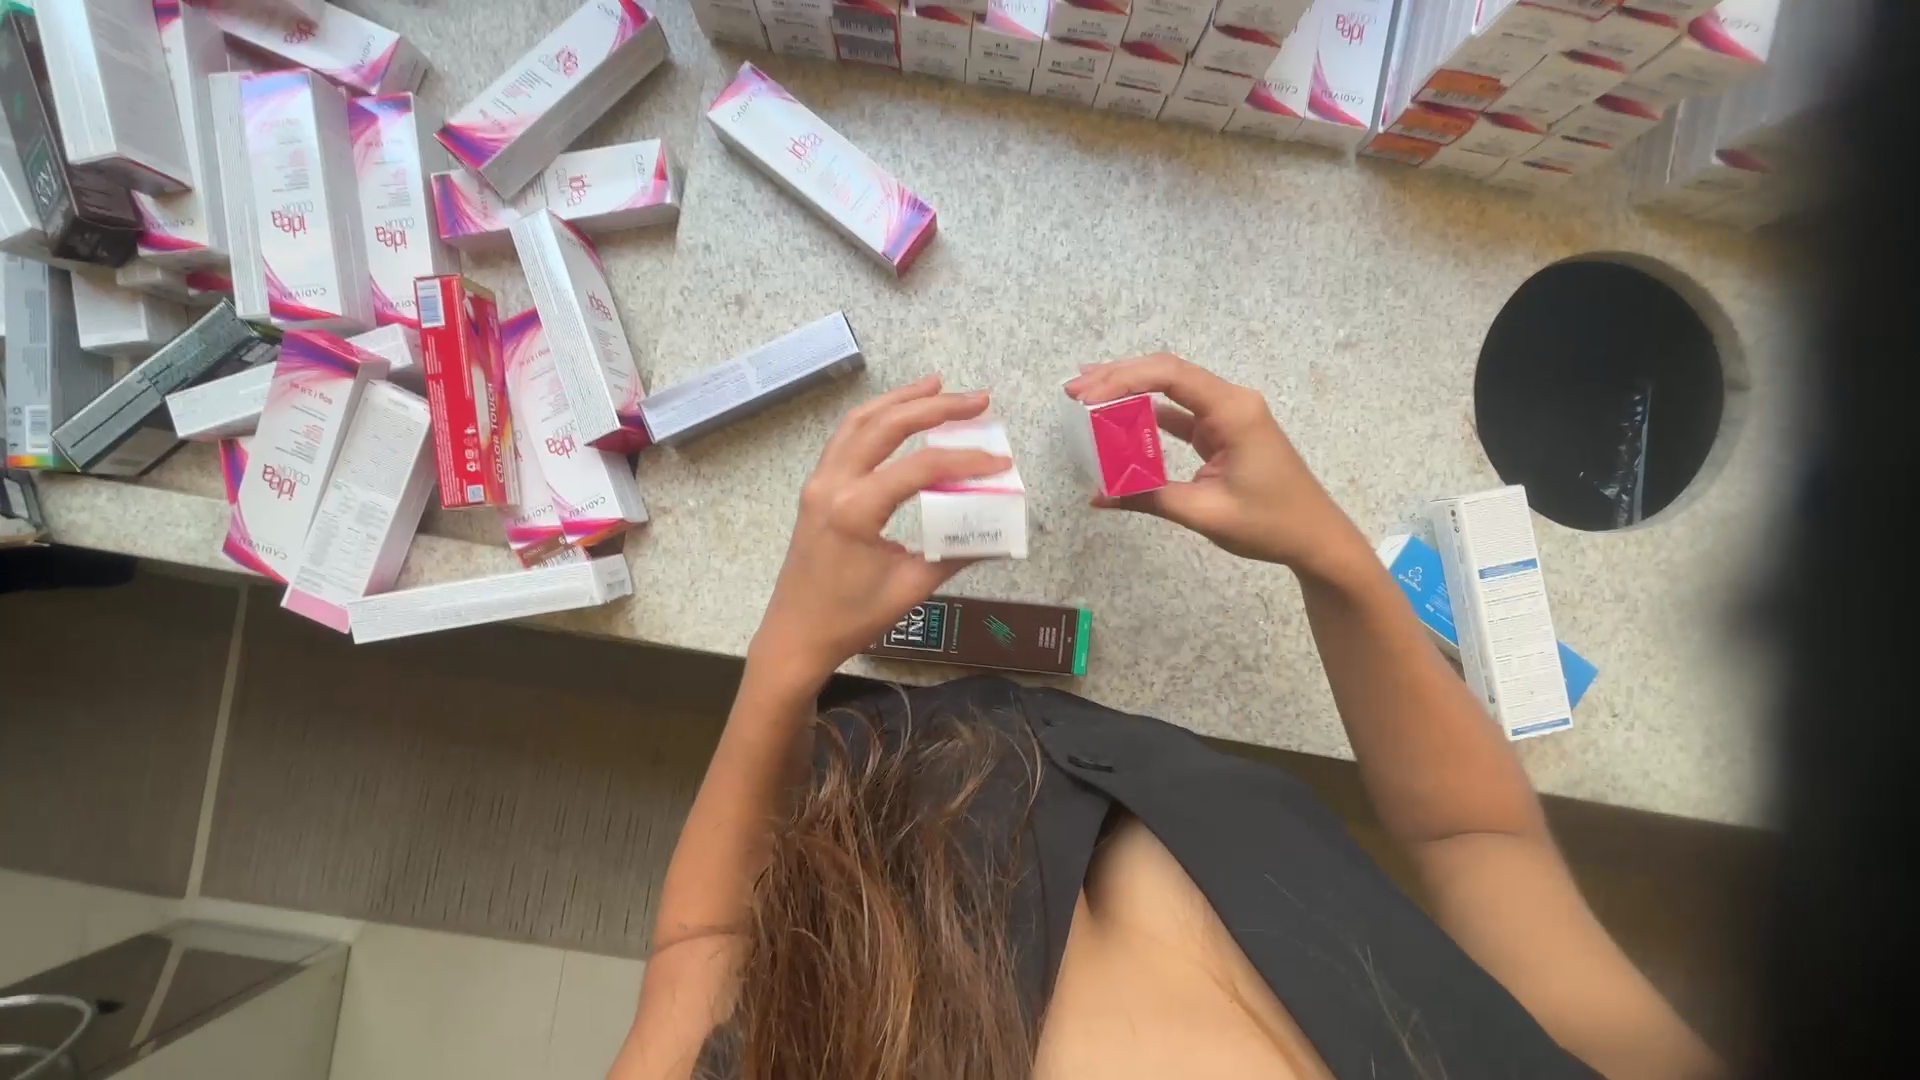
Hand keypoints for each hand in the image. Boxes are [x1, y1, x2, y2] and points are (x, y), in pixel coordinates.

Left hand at [751, 376, 1009, 681]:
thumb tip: (1000, 534)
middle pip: (886, 426)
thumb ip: (957, 553)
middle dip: (935, 406)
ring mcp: (819, 483)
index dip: (966, 459)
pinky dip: (875, 418)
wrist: (796, 635)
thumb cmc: (851, 618)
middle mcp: (832, 485)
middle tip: (976, 399)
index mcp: (855, 511)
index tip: (1000, 461)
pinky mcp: (816, 488)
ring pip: (860, 422)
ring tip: (937, 385)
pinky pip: (845, 439)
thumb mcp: (911, 588)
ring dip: (900, 400)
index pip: (920, 468)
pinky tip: (897, 414)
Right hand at [1066, 353, 1364, 573]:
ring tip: (1086, 394)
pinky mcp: (1221, 431)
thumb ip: (1147, 498)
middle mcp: (1230, 402)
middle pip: (1167, 373)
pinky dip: (1146, 413)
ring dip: (1129, 389)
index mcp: (1233, 411)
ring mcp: (1226, 415)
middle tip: (1073, 390)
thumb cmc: (1269, 524)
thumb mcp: (1203, 512)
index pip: (1170, 376)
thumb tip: (1096, 498)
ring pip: (1170, 389)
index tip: (1086, 398)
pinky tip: (1115, 416)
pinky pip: (1178, 413)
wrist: (1315, 537)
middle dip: (1117, 377)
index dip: (1122, 380)